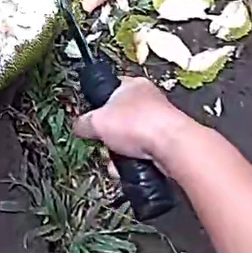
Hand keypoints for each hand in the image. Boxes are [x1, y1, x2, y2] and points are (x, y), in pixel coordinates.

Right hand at [72, 77, 202, 167]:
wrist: (173, 146)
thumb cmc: (135, 124)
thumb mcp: (97, 122)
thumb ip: (83, 123)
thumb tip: (78, 127)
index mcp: (132, 84)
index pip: (111, 88)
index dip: (99, 104)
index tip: (93, 118)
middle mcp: (148, 99)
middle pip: (120, 117)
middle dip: (110, 135)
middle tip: (104, 143)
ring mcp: (160, 120)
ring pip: (131, 137)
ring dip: (121, 152)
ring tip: (117, 161)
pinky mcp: (168, 140)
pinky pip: (144, 150)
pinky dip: (135, 160)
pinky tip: (130, 167)